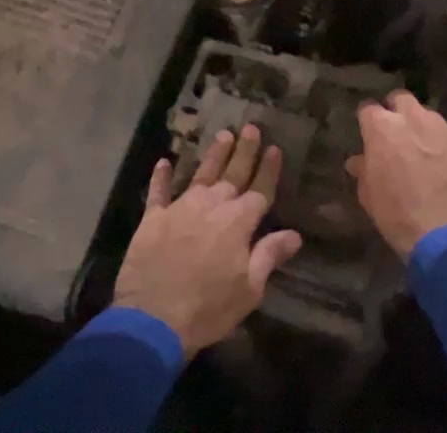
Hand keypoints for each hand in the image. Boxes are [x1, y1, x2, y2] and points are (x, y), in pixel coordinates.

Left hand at [113, 125, 302, 356]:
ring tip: (223, 135)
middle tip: (251, 127)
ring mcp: (181, 208)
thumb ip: (269, 255)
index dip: (268, 169)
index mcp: (239, 222)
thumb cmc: (208, 308)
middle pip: (233, 173)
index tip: (275, 148)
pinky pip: (158, 192)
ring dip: (214, 155)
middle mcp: (212, 206)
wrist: (152, 319)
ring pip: (201, 174)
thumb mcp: (249, 289)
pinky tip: (163, 162)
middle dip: (245, 151)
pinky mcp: (153, 219)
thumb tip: (295, 234)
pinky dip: (161, 177)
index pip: (260, 190)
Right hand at [347, 90, 446, 258]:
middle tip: (393, 133)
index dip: (367, 122)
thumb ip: (363, 170)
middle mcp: (411, 118)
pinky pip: (442, 131)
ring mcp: (438, 127)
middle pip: (400, 99)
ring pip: (424, 112)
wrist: (443, 231)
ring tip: (416, 145)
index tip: (367, 134)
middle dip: (394, 111)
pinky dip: (436, 139)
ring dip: (417, 123)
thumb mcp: (368, 194)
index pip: (368, 109)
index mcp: (382, 128)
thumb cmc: (396, 213)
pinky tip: (435, 159)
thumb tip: (359, 160)